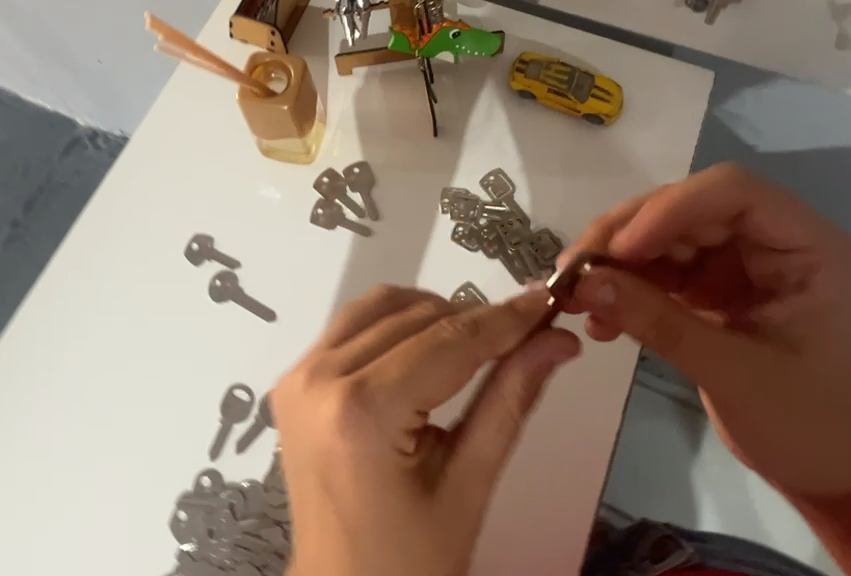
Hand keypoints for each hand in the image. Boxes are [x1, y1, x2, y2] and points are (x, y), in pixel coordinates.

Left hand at [275, 286, 580, 575]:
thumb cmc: (409, 560)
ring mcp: (299, 374)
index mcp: (362, 412)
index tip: (550, 302)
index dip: (505, 319)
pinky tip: (424, 351)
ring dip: (433, 315)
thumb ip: (509, 402)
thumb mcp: (467, 487)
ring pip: (382, 306)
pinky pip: (352, 323)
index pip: (449, 342)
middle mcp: (320, 378)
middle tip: (527, 333)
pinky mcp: (292, 377)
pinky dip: (394, 323)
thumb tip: (557, 340)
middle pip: (416, 317)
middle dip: (476, 321)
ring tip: (478, 346)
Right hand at [560, 164, 850, 498]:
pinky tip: (596, 317)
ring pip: (663, 234)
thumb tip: (583, 284)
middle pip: (686, 208)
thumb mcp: (734, 374)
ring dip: (615, 260)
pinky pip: (656, 267)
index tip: (618, 250)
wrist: (830, 478)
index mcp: (806, 245)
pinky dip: (623, 287)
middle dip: (627, 234)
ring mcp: (738, 261)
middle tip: (573, 268)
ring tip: (572, 293)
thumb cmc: (808, 426)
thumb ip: (659, 323)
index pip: (732, 193)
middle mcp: (770, 239)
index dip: (670, 209)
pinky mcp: (711, 284)